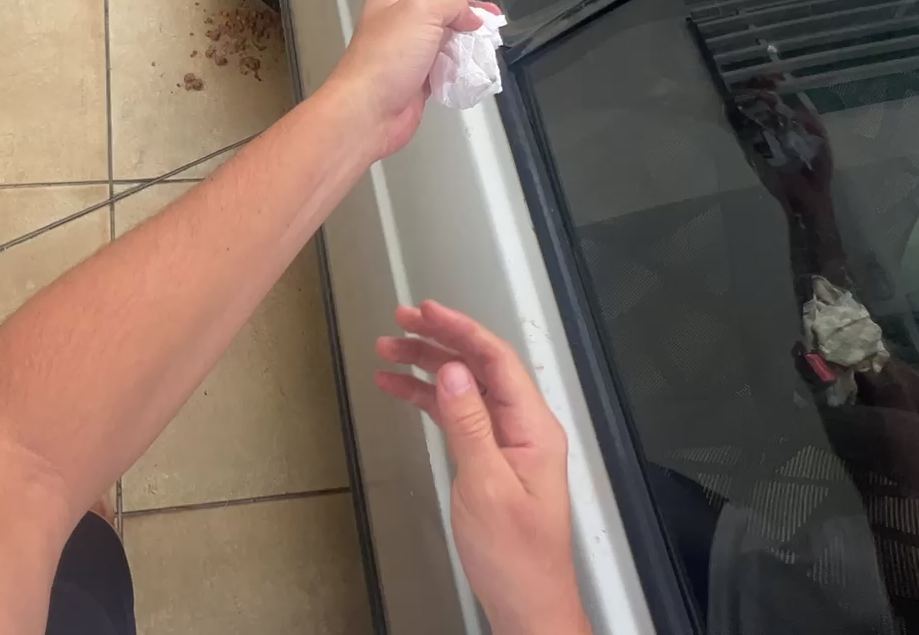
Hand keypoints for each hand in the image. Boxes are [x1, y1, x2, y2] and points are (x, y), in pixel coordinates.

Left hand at [318, 0, 494, 160]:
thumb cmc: (386, 57)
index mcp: (390, 1)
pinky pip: (445, 67)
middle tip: (492, 15)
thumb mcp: (422, 11)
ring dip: (467, 39)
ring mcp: (407, 54)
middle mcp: (397, 25)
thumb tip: (469, 14)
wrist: (370, 110)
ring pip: (444, 39)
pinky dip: (461, 64)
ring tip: (487, 40)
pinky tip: (475, 64)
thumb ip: (451, 2)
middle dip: (467, 10)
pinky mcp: (417, 80)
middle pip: (438, 9)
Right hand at [376, 301, 591, 634]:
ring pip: (460, 384)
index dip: (460, 329)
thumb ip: (469, 424)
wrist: (526, 607)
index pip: (496, 359)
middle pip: (476, 365)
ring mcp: (502, 438)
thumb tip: (451, 371)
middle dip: (437, 339)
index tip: (426, 312)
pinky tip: (395, 386)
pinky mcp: (484, 453)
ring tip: (386, 350)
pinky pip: (452, 411)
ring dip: (424, 365)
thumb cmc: (515, 557)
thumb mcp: (487, 487)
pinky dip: (423, 396)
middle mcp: (520, 424)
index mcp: (532, 426)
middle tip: (399, 321)